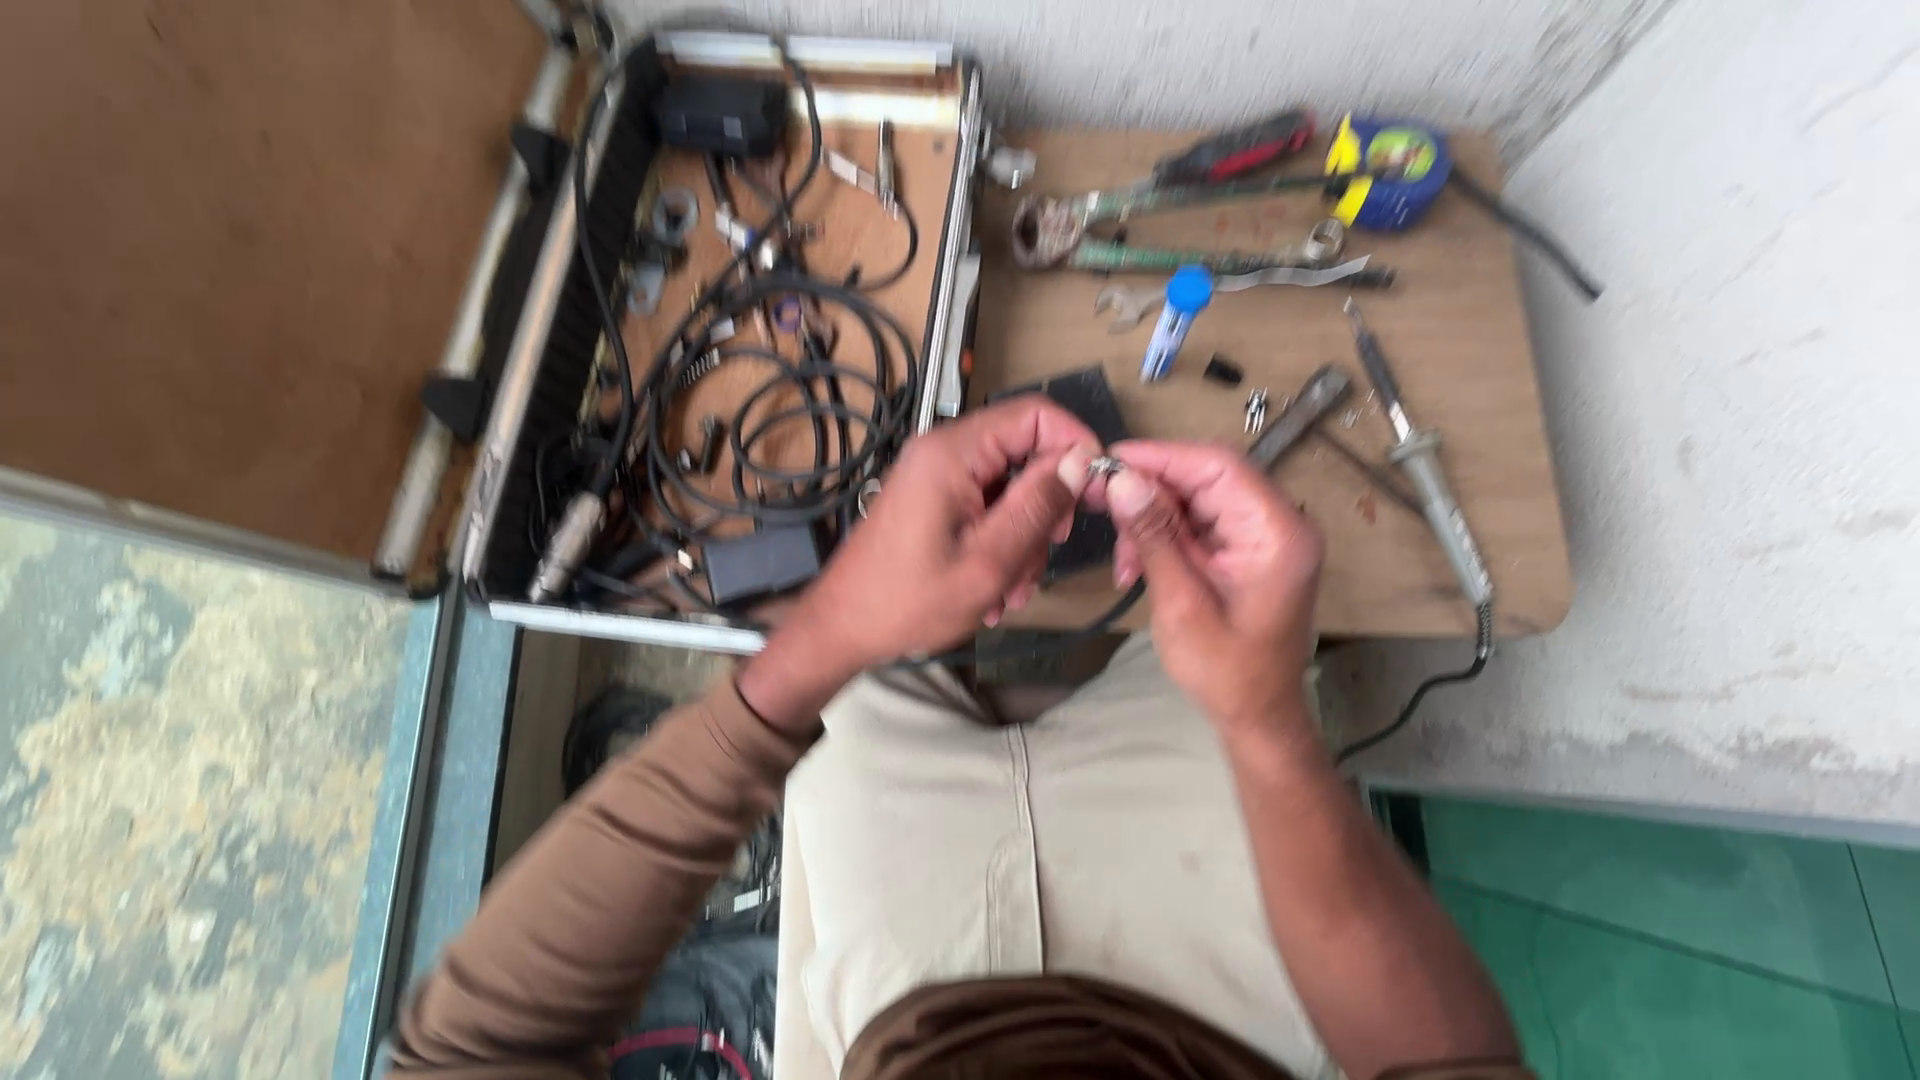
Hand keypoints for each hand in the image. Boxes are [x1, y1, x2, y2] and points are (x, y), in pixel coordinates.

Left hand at [781, 397, 1098, 671]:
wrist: (843, 628)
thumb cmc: (908, 601)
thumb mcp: (987, 560)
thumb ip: (1037, 505)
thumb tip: (1081, 460)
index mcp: (952, 454)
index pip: (1035, 414)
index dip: (1075, 445)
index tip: (1096, 491)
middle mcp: (943, 453)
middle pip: (1024, 452)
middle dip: (1046, 506)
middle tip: (1046, 553)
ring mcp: (936, 477)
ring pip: (1010, 486)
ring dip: (1023, 537)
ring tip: (1011, 588)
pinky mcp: (933, 500)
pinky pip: (985, 507)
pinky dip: (1000, 543)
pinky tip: (995, 587)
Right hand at [1088, 440, 1323, 737]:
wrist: (1257, 716)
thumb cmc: (1227, 672)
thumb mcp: (1182, 602)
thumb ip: (1154, 535)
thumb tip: (1122, 480)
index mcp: (1277, 532)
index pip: (1218, 467)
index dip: (1162, 457)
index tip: (1110, 461)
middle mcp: (1278, 524)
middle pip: (1206, 479)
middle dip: (1149, 490)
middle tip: (1099, 501)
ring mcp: (1263, 536)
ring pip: (1196, 499)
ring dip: (1151, 519)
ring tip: (1123, 558)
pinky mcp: (1246, 550)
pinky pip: (1198, 524)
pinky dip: (1163, 537)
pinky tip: (1136, 564)